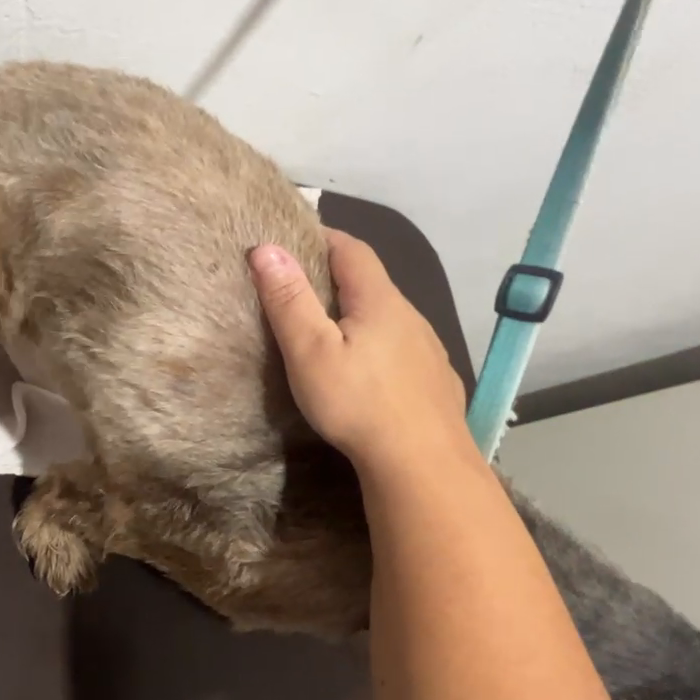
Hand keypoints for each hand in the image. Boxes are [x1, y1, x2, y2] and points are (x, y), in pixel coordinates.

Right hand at [249, 230, 474, 472]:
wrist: (422, 463)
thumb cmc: (356, 401)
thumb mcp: (309, 349)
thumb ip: (289, 299)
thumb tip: (266, 248)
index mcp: (379, 302)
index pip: (352, 250)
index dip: (322, 236)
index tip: (290, 235)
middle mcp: (409, 316)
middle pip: (370, 281)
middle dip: (333, 273)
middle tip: (293, 281)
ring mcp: (426, 348)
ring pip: (385, 315)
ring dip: (354, 309)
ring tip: (322, 325)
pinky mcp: (432, 379)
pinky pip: (398, 344)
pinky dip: (373, 339)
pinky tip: (361, 365)